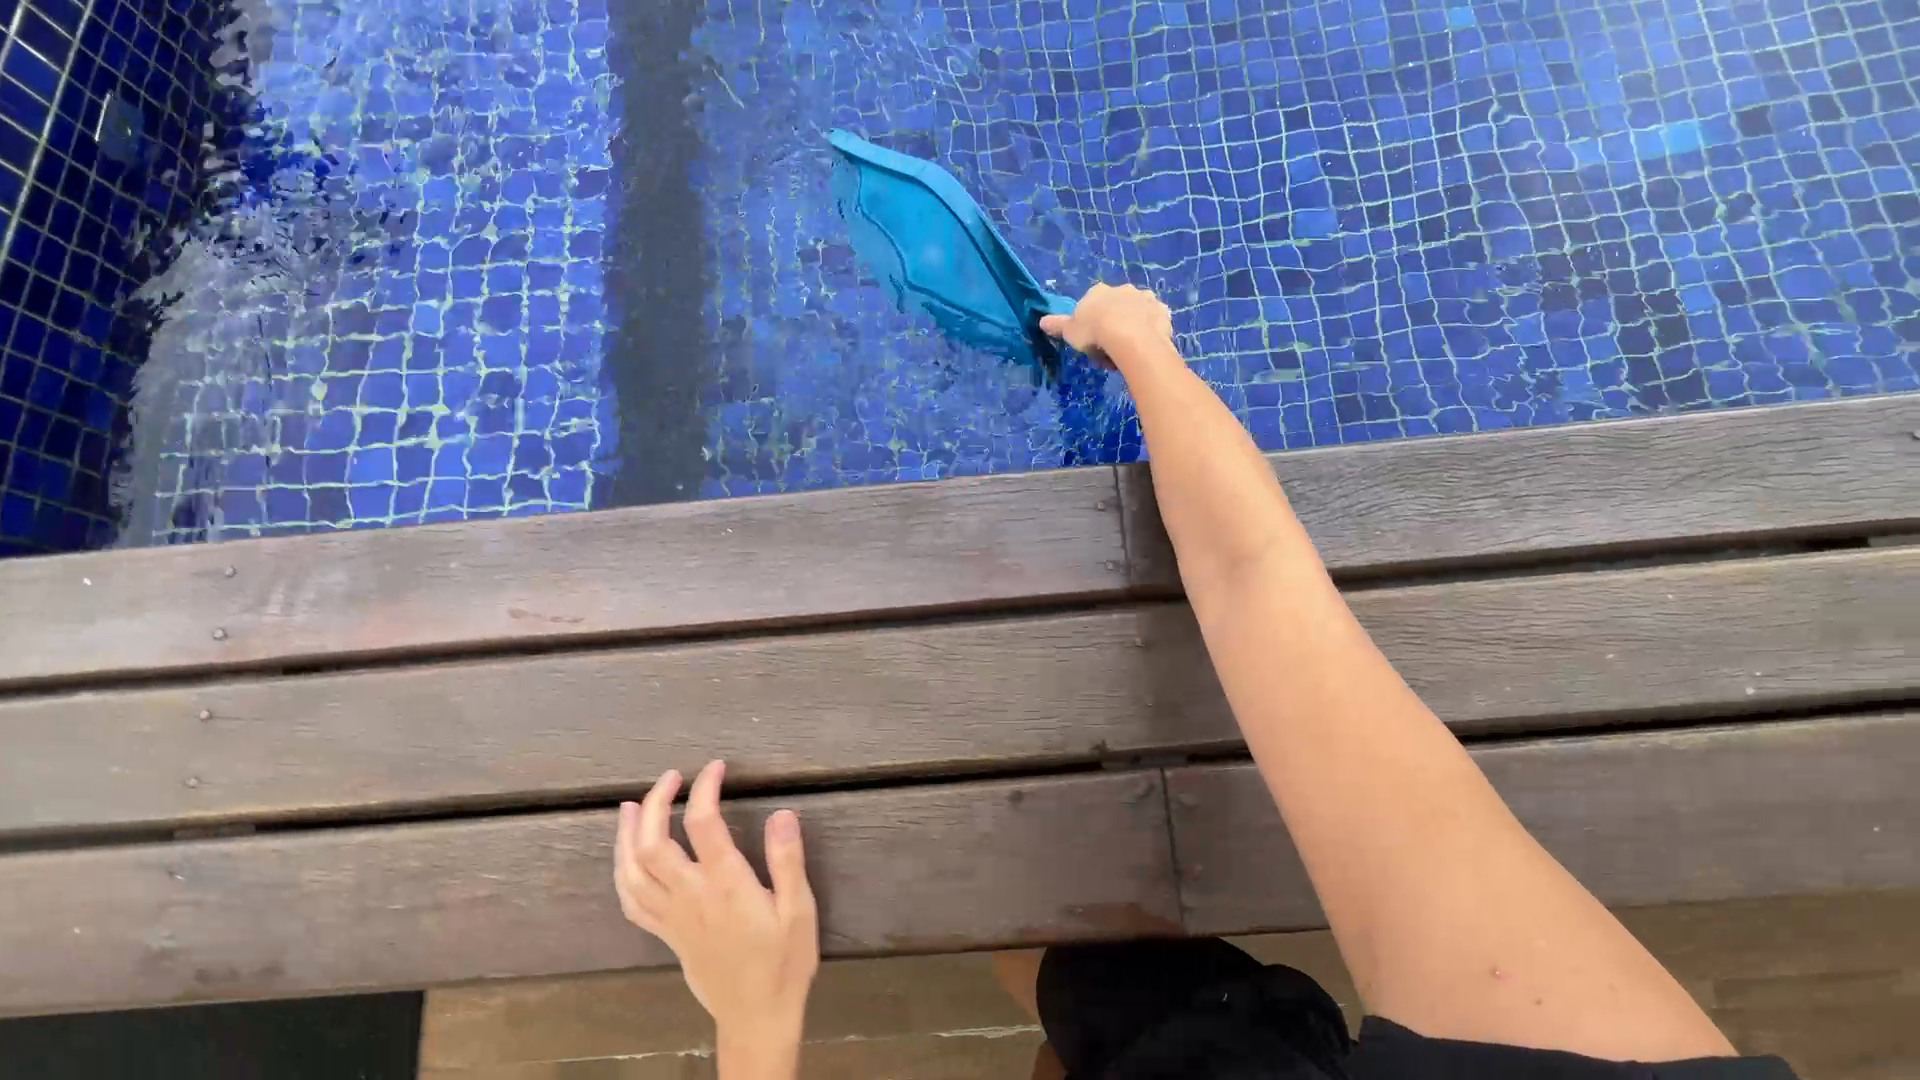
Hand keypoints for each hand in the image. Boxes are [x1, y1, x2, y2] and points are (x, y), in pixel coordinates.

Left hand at [614, 760, 818, 1072]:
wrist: (757, 1018)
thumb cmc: (783, 962)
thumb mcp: (799, 909)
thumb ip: (787, 859)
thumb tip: (782, 812)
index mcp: (725, 884)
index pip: (703, 823)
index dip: (704, 788)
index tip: (715, 767)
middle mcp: (690, 896)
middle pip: (652, 844)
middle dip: (655, 804)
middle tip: (671, 777)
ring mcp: (672, 918)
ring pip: (631, 872)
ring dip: (626, 836)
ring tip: (631, 807)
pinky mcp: (667, 935)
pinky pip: (631, 902)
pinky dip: (622, 874)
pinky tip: (627, 859)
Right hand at [1038, 283, 1174, 359]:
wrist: (1129, 337)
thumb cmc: (1095, 332)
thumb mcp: (1070, 332)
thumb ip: (1057, 325)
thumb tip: (1042, 321)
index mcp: (1098, 292)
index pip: (1092, 305)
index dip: (1091, 324)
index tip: (1091, 341)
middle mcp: (1123, 289)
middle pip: (1116, 308)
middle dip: (1113, 326)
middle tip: (1109, 351)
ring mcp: (1145, 299)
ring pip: (1137, 314)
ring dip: (1133, 328)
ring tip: (1127, 352)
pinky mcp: (1162, 312)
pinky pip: (1155, 323)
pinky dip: (1150, 332)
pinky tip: (1144, 347)